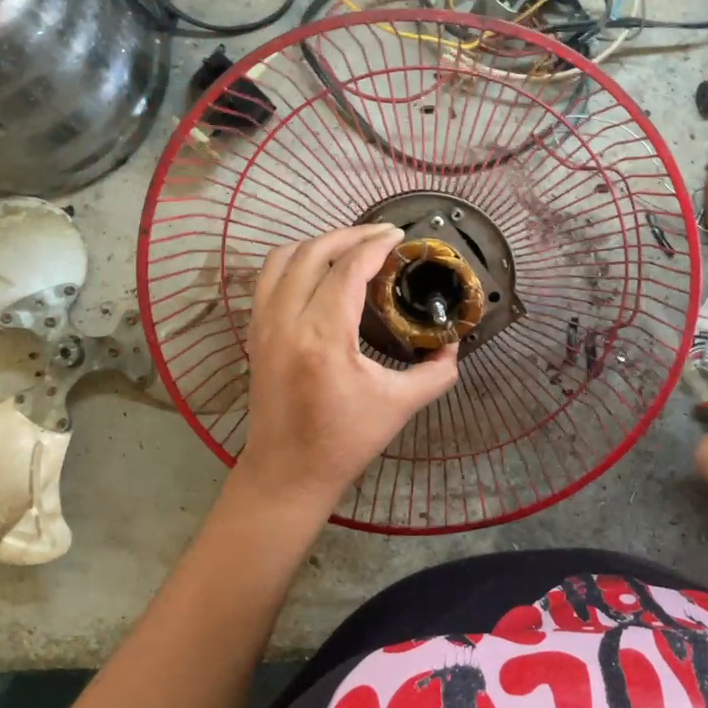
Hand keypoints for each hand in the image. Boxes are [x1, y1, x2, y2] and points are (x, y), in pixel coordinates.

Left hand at [234, 224, 458, 515]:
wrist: (287, 473)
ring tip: (351, 247)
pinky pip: (268, 278)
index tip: (401, 236)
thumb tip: (453, 344)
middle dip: (352, 235)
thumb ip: (435, 371)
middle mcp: (286, 321)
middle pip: (314, 252)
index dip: (376, 244)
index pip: (348, 268)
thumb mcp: (400, 406)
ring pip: (284, 258)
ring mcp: (263, 325)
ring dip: (319, 243)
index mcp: (323, 337)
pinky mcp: (255, 334)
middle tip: (383, 235)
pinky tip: (318, 271)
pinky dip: (294, 262)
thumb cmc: (344, 442)